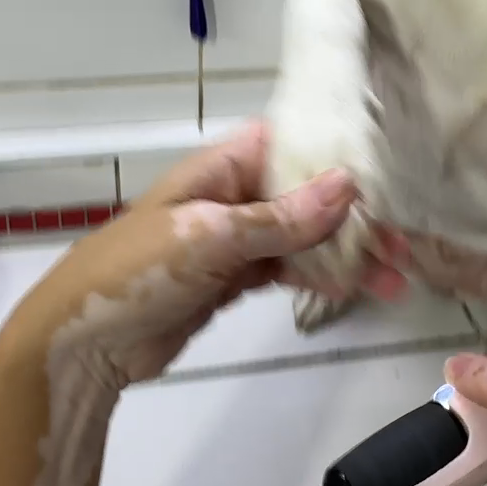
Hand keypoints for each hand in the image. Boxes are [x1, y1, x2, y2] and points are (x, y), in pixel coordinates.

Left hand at [0, 121, 405, 394]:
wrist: (84, 342)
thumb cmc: (136, 269)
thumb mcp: (208, 235)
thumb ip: (278, 216)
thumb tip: (347, 183)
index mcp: (220, 168)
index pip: (285, 143)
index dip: (331, 151)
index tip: (382, 168)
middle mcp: (231, 196)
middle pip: (301, 194)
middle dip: (350, 214)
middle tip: (402, 242)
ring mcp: (233, 240)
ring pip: (300, 237)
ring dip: (344, 253)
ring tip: (395, 277)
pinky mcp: (232, 280)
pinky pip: (285, 270)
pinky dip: (318, 278)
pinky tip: (353, 289)